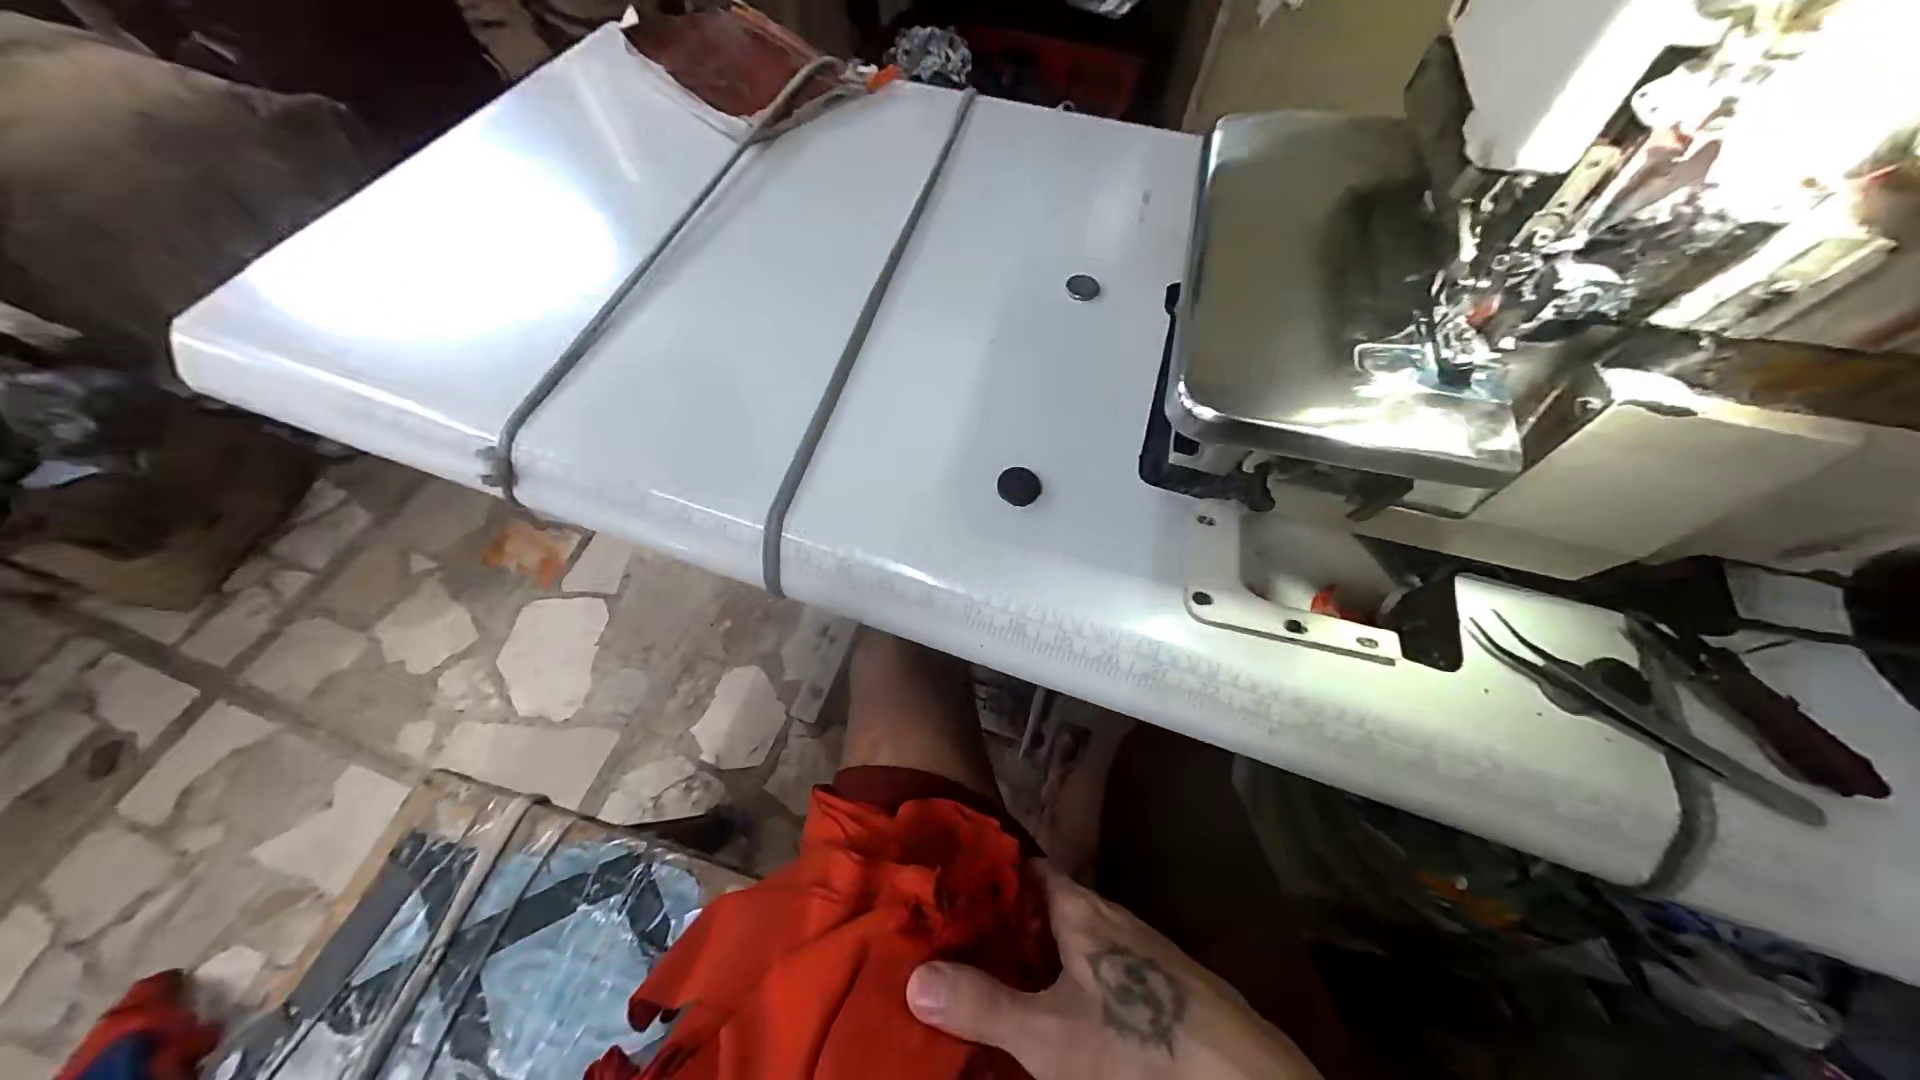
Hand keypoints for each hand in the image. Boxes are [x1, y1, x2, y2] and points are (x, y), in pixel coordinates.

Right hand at [906, 861, 1322, 1079]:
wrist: (1242, 1078)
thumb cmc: (1137, 1041)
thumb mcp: (1048, 1035)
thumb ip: (983, 1004)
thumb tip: (912, 977)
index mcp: (1081, 909)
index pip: (1028, 868)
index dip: (992, 873)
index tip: (954, 886)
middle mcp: (1112, 916)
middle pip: (1051, 903)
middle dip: (1011, 917)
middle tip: (964, 936)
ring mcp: (1142, 949)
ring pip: (1079, 936)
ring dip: (1044, 949)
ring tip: (1004, 969)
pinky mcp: (1163, 984)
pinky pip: (1105, 965)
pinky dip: (1075, 975)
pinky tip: (1064, 1005)